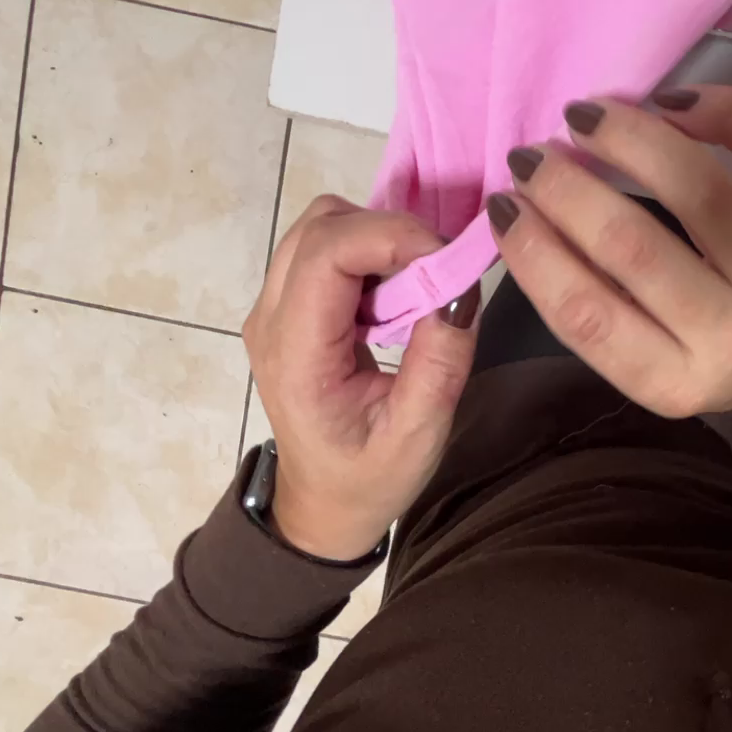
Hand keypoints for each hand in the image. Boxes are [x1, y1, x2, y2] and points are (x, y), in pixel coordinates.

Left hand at [243, 196, 480, 560]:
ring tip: (420, 285)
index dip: (392, 235)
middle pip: (320, 226)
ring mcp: (272, 311)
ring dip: (378, 241)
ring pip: (321, 229)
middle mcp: (270, 318)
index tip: (448, 258)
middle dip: (389, 232)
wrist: (323, 505)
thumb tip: (460, 288)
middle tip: (440, 271)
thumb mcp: (418, 434)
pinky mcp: (288, 311)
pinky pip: (325, 252)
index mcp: (296, 354)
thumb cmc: (369, 479)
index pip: (328, 253)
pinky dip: (370, 255)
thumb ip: (440, 362)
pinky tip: (398, 294)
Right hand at [487, 85, 731, 417]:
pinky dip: (729, 113)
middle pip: (638, 249)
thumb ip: (587, 300)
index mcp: (674, 382)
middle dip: (570, 191)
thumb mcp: (635, 357)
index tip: (502, 205)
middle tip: (534, 157)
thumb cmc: (688, 352)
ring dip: (632, 141)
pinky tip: (675, 104)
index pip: (590, 316)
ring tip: (587, 119)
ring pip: (704, 192)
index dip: (536, 254)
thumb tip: (523, 210)